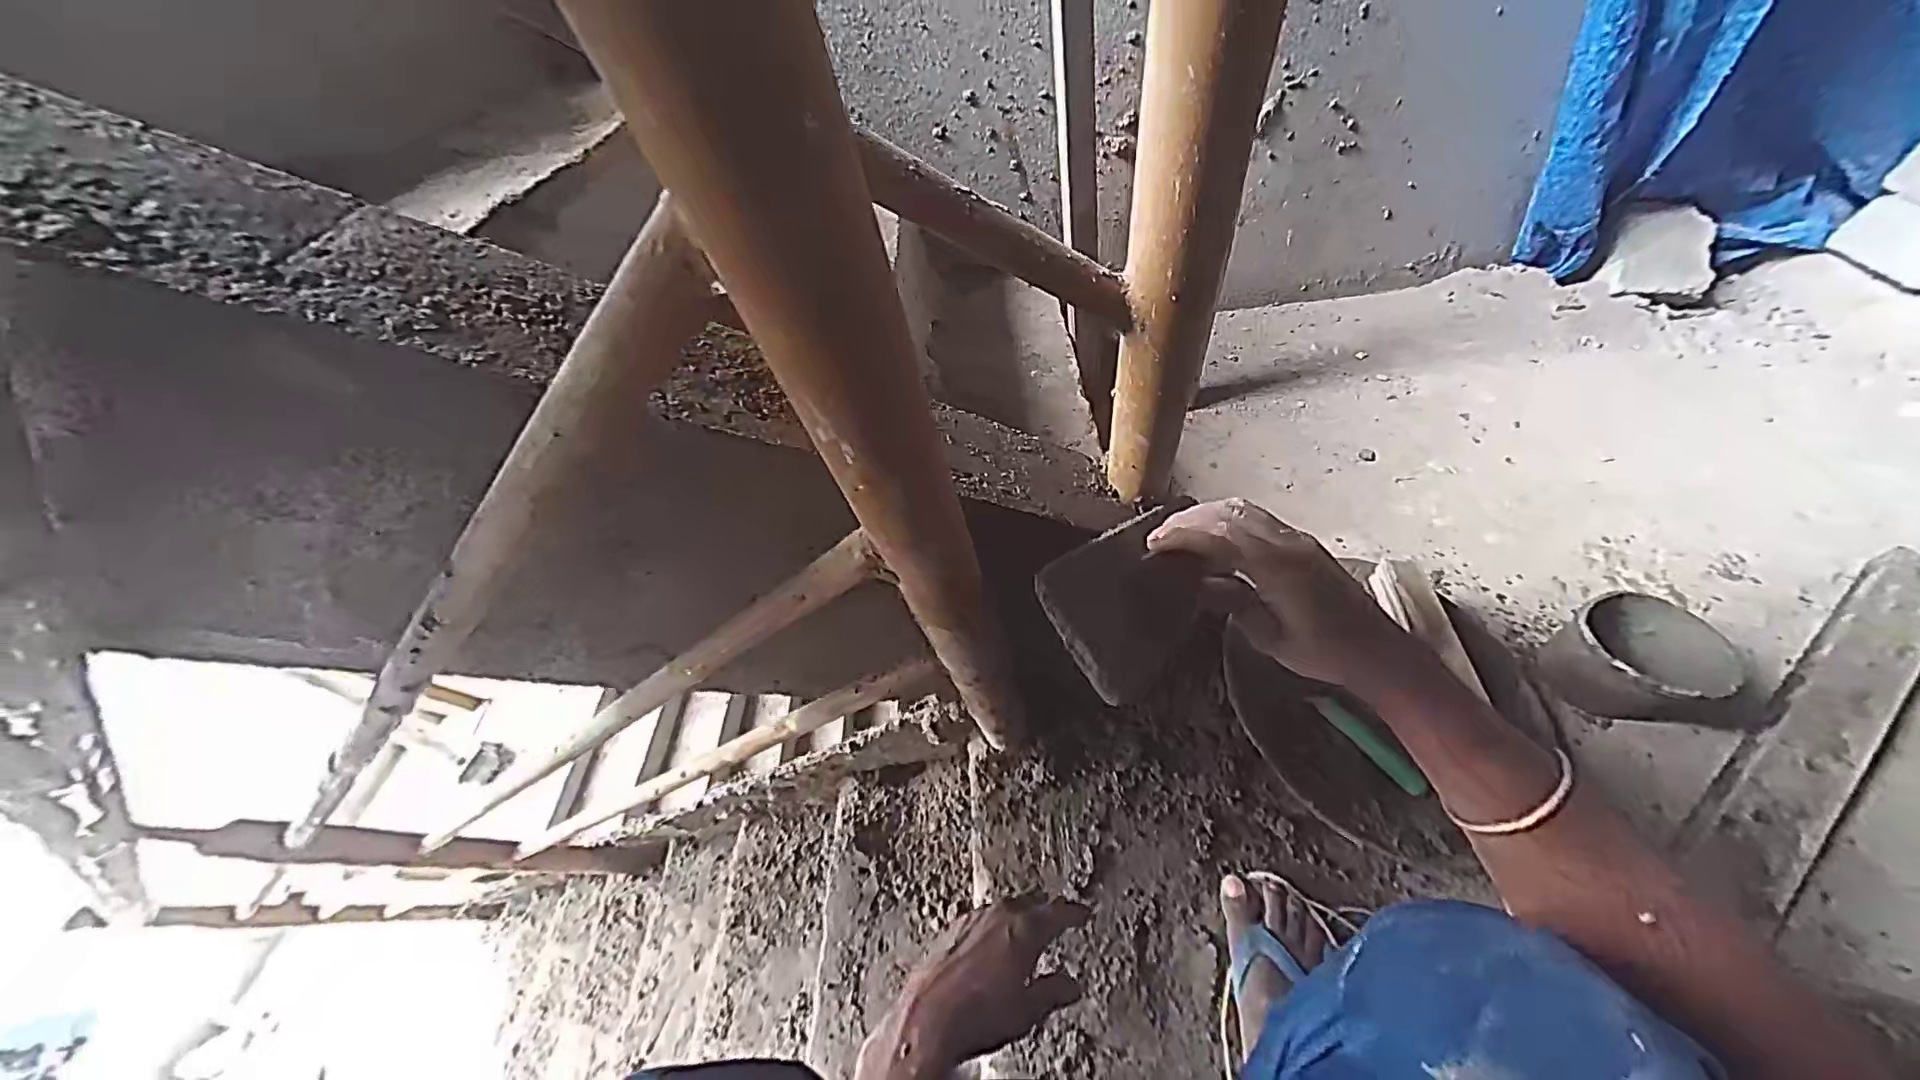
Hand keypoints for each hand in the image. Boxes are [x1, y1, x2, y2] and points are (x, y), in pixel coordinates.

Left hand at [855, 894, 1090, 1079]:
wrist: (928, 1018)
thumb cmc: (975, 1015)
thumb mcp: (1028, 1010)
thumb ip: (1053, 991)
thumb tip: (1070, 985)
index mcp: (1023, 929)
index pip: (1057, 911)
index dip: (1074, 912)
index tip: (1082, 912)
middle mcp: (998, 915)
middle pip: (1030, 901)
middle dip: (1046, 908)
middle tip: (1058, 916)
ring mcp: (972, 918)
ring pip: (1004, 907)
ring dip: (1018, 914)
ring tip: (1027, 930)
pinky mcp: (952, 928)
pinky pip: (981, 917)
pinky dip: (993, 924)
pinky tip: (992, 942)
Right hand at [1146, 498, 1413, 689]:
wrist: (1380, 652)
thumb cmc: (1325, 653)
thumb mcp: (1271, 638)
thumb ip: (1234, 605)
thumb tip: (1201, 584)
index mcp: (1278, 566)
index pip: (1221, 533)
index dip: (1183, 533)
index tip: (1156, 544)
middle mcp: (1288, 543)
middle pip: (1229, 512)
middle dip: (1189, 520)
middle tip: (1161, 537)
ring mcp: (1297, 540)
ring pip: (1243, 510)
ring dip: (1206, 517)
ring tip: (1180, 535)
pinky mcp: (1302, 545)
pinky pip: (1256, 519)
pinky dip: (1225, 522)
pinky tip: (1212, 541)